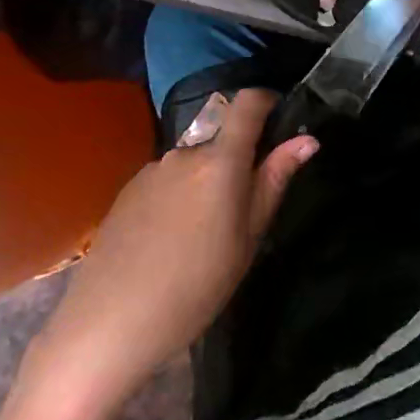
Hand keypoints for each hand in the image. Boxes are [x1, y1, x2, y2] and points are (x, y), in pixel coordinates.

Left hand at [22, 89, 317, 418]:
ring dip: (205, 182)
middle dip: (236, 162)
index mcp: (219, 161)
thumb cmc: (196, 286)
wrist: (112, 318)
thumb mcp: (247, 239)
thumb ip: (273, 182)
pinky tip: (171, 239)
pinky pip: (166, 179)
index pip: (247, 103)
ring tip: (203, 235)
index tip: (280, 118)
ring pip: (192, 163)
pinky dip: (178, 195)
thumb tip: (307, 140)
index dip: (267, 101)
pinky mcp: (128, 188)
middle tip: (242, 211)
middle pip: (219, 139)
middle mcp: (183, 152)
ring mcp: (151, 169)